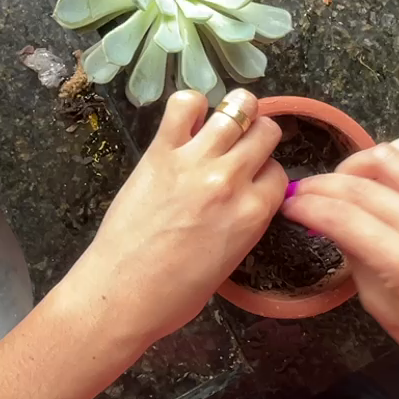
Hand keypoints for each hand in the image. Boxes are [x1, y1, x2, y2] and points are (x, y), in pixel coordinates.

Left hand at [56, 89, 287, 351]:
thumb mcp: (230, 260)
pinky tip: (186, 123)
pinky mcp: (160, 151)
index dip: (265, 172)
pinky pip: (184, 104)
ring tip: (218, 126)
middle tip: (238, 148)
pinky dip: (191, 105)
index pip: (278, 171)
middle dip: (256, 137)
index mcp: (254, 214)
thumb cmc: (175, 293)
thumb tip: (244, 196)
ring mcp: (194, 161)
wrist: (121, 293)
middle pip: (265, 131)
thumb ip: (244, 220)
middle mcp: (231, 180)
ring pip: (236, 107)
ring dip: (234, 112)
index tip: (251, 178)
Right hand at [282, 136, 398, 389]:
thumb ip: (351, 251)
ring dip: (356, 164)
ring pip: (391, 159)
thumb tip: (323, 215)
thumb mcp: (376, 302)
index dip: (307, 206)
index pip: (342, 218)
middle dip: (321, 185)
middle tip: (301, 192)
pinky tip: (386, 169)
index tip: (287, 204)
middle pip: (361, 187)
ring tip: (342, 182)